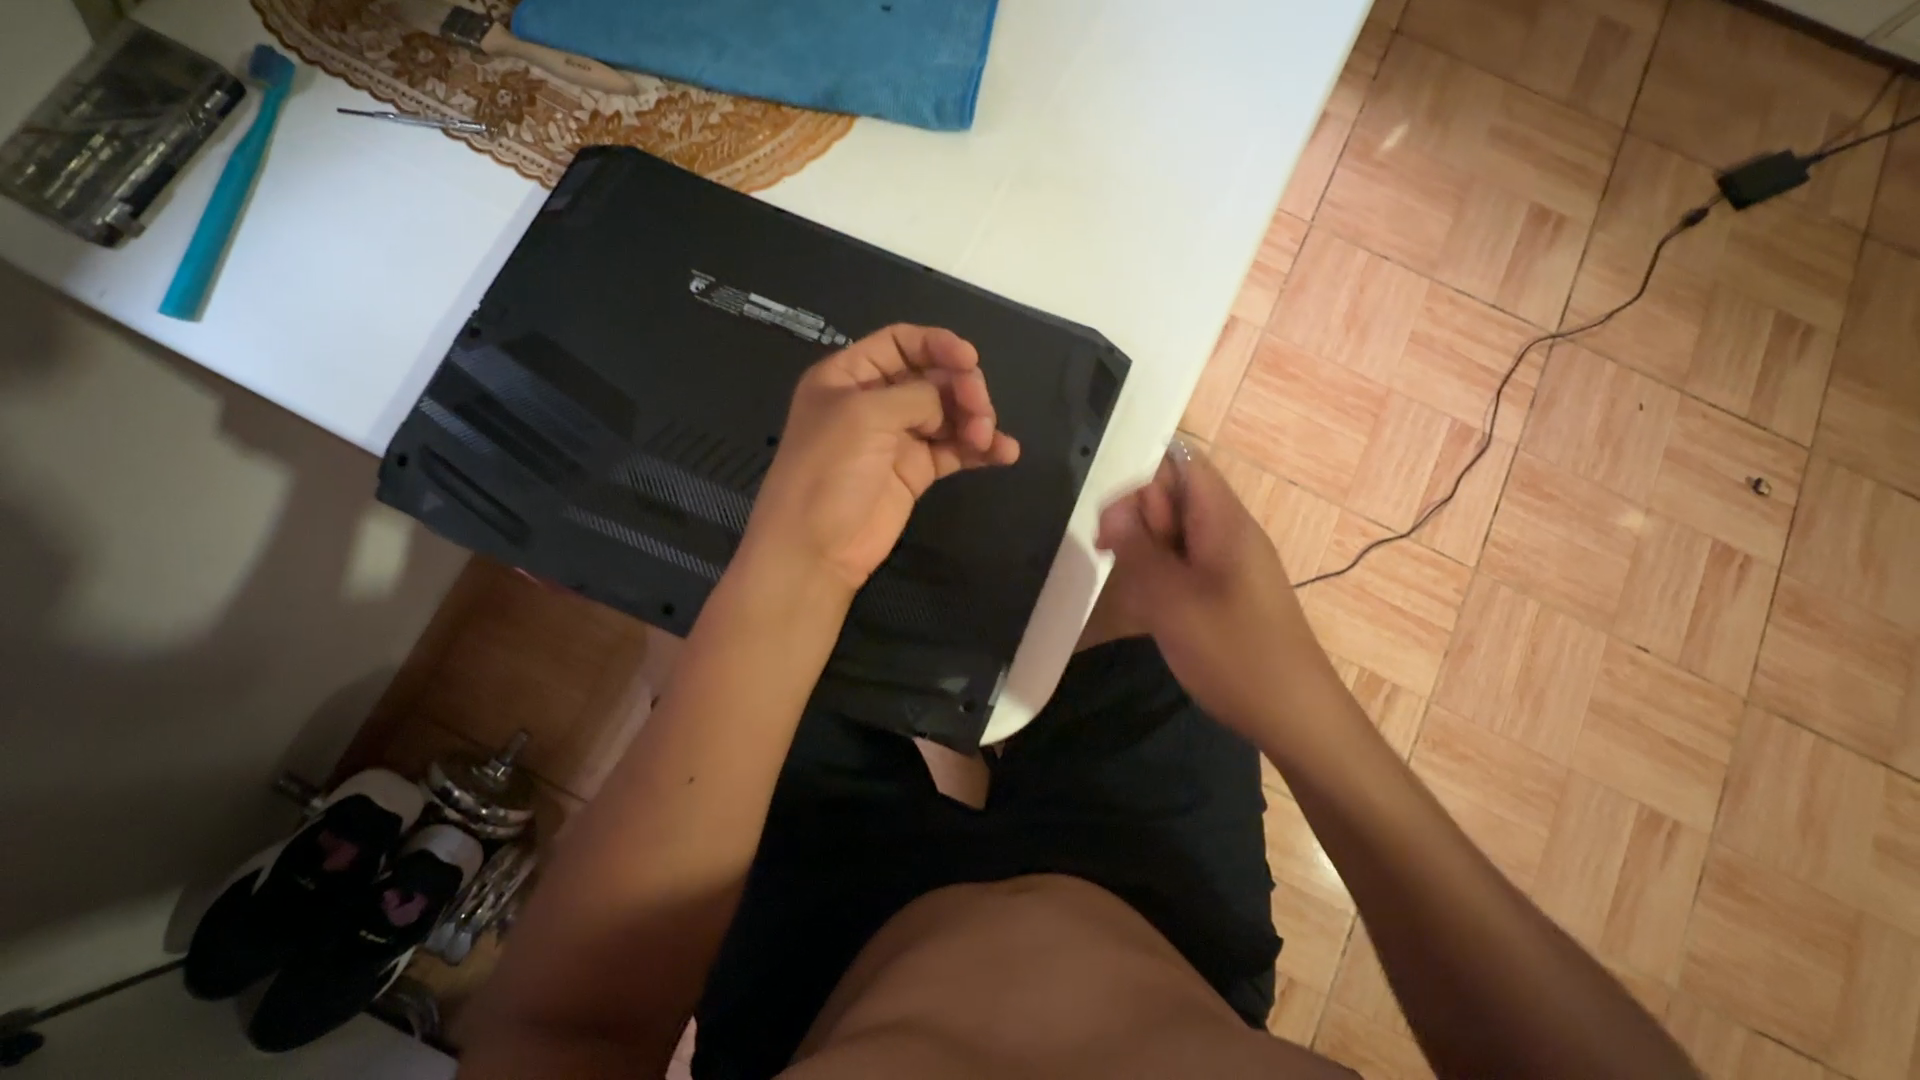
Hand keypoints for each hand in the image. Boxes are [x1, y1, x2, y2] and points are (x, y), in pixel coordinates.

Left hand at [743, 325, 1020, 591]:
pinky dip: (980, 449)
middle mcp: (874, 401)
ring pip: (949, 413)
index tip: (970, 359)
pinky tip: (1005, 453)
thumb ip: (914, 395)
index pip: (900, 342)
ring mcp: (897, 437)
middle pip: (933, 376)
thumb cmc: (827, 472)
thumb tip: (948, 399)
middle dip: (962, 388)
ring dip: (975, 419)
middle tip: (979, 413)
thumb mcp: (864, 416)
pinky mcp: (915, 472)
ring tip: (986, 439)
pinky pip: (955, 449)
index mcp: (849, 375)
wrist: (814, 549)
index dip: (938, 344)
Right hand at [1094, 440, 1334, 736]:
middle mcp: (1230, 533)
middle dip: (1138, 519)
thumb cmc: (1234, 654)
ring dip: (1146, 550)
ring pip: (1177, 534)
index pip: (1181, 464)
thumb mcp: (1172, 600)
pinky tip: (1148, 606)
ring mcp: (1231, 564)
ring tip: (1130, 587)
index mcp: (1224, 521)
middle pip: (1176, 497)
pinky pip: (1187, 565)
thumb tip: (1114, 509)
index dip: (1141, 482)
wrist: (1295, 715)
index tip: (1112, 525)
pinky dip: (1162, 576)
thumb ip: (1139, 549)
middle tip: (1113, 558)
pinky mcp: (1228, 593)